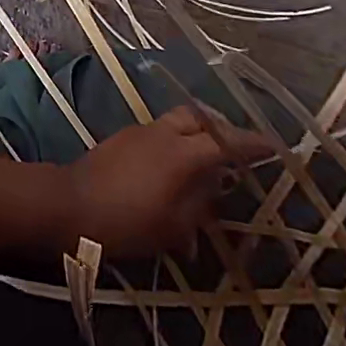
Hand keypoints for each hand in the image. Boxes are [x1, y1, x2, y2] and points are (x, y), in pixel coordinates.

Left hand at [0, 104, 274, 261]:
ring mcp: (140, 131)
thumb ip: (199, 206)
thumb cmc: (125, 222)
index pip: (226, 142)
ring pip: (178, 121)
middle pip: (201, 117)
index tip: (275, 147)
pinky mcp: (123, 137)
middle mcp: (163, 133)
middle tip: (239, 150)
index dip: (253, 144)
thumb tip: (213, 196)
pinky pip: (160, 131)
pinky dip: (176, 142)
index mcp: (182, 153)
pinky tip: (176, 169)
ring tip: (209, 161)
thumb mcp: (172, 227)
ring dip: (198, 133)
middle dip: (224, 128)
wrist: (69, 205)